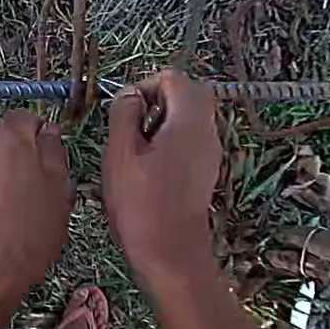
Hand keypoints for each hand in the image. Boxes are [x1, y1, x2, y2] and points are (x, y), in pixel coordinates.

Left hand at [0, 110, 70, 299]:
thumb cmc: (29, 231)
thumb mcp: (59, 186)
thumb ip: (54, 150)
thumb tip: (50, 133)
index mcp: (11, 138)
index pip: (26, 117)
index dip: (40, 133)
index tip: (49, 149)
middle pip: (6, 137)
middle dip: (22, 153)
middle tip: (41, 182)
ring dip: (5, 170)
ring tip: (22, 201)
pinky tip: (3, 209)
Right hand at [103, 70, 221, 283]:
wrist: (168, 250)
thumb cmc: (140, 203)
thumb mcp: (120, 154)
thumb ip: (123, 115)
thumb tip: (129, 95)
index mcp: (189, 121)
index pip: (172, 78)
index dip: (144, 86)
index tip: (124, 112)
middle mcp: (207, 131)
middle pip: (186, 93)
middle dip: (155, 101)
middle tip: (129, 127)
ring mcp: (209, 152)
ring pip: (187, 117)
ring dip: (160, 122)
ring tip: (135, 150)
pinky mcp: (204, 170)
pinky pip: (188, 139)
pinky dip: (168, 141)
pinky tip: (147, 167)